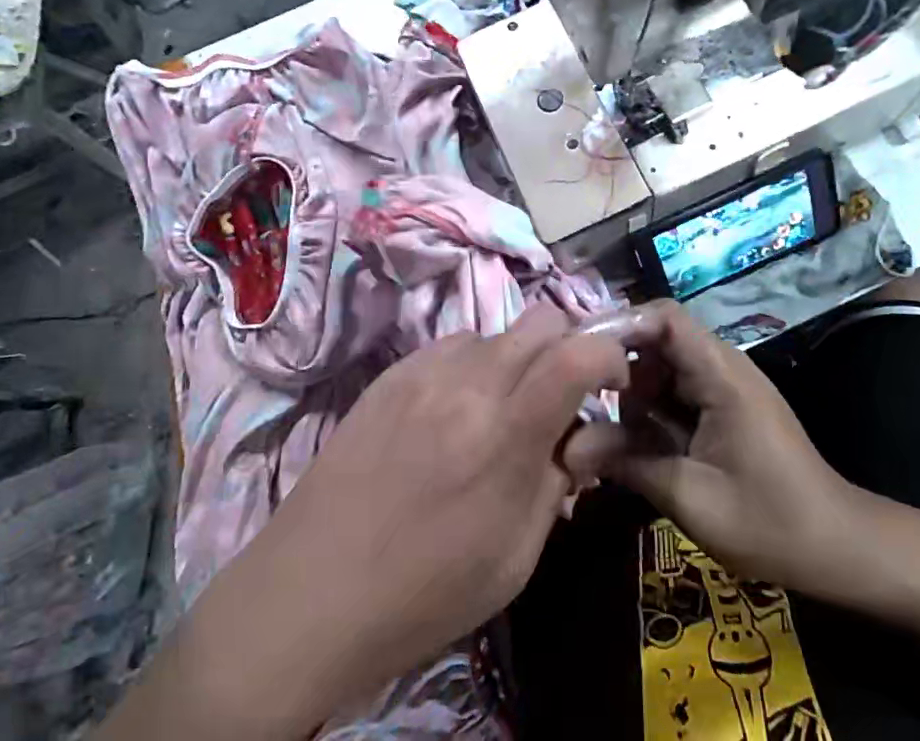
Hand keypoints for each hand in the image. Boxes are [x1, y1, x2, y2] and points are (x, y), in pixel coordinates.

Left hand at [127, 304, 628, 739]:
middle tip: (562, 395)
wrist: (307, 599)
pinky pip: (450, 345)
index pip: (578, 355)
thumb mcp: (518, 556)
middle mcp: (466, 386)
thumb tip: (577, 439)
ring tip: (502, 408)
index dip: (609, 356)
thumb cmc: (425, 592)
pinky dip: (473, 364)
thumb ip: (557, 481)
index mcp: (505, 435)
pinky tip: (454, 411)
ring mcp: (420, 375)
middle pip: (541, 320)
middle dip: (569, 346)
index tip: (613, 384)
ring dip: (518, 357)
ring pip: (496, 330)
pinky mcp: (386, 377)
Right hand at [567, 300, 858, 587]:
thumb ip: (628, 461)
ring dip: (631, 392)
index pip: (665, 318)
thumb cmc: (767, 521)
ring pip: (663, 368)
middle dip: (617, 365)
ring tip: (600, 430)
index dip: (619, 325)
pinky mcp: (723, 409)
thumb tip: (566, 445)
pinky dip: (649, 411)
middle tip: (577, 400)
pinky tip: (629, 442)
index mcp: (722, 376)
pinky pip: (676, 393)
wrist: (833, 545)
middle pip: (659, 339)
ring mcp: (724, 388)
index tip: (577, 355)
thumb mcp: (689, 496)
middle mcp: (723, 369)